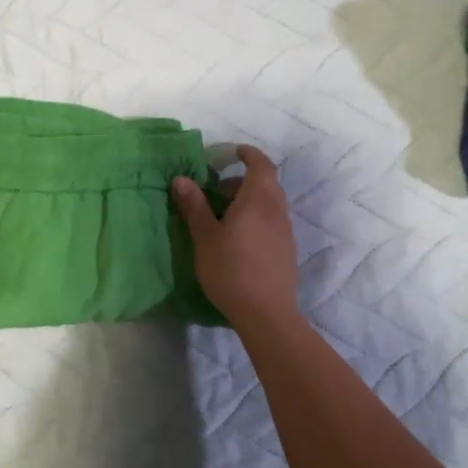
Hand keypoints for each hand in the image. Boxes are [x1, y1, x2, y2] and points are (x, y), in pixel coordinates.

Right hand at [172, 145, 300, 328]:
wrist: (267, 314)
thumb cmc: (232, 270)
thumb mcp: (205, 237)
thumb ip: (195, 206)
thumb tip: (181, 179)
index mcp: (258, 200)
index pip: (261, 165)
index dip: (248, 154)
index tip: (232, 152)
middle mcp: (277, 210)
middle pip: (265, 184)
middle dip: (242, 180)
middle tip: (215, 190)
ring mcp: (285, 232)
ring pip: (269, 204)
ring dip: (248, 201)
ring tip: (221, 216)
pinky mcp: (286, 251)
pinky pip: (271, 222)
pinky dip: (255, 218)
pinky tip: (236, 239)